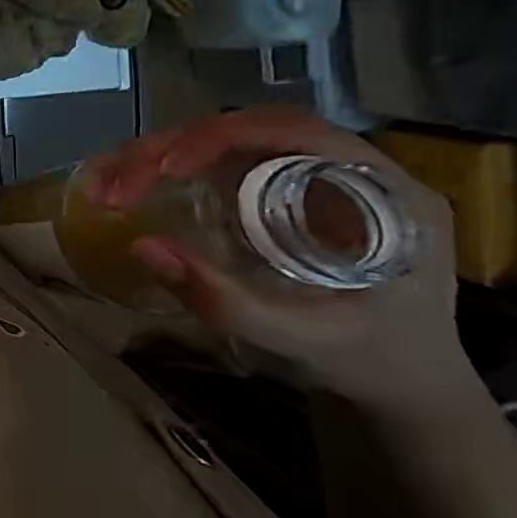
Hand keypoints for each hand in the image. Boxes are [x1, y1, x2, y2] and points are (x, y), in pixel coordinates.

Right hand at [86, 108, 465, 405]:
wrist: (406, 386)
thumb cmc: (372, 363)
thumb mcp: (305, 342)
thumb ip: (229, 302)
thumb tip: (141, 246)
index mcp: (387, 194)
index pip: (301, 132)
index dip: (227, 136)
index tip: (169, 168)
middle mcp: (349, 169)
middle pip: (250, 130)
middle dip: (174, 147)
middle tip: (116, 183)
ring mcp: (311, 176)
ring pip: (228, 140)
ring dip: (162, 153)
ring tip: (110, 183)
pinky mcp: (282, 189)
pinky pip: (222, 161)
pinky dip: (171, 167)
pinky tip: (134, 184)